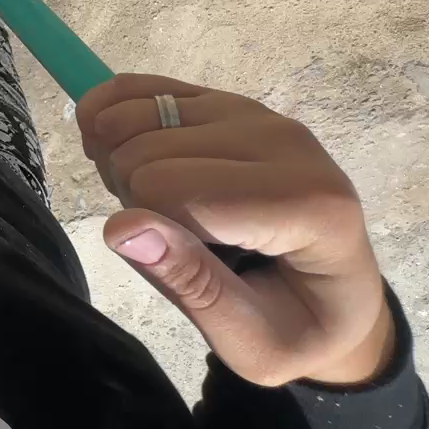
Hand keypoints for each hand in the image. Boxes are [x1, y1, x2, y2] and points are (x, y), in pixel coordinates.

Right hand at [77, 73, 396, 386]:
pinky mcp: (220, 98)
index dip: (152, 230)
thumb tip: (122, 228)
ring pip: (127, 115)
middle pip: (142, 150)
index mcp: (309, 204)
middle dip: (132, 195)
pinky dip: (103, 117)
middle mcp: (284, 140)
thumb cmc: (293, 323)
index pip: (167, 188)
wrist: (325, 293)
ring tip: (152, 196)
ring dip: (116, 158)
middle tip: (167, 235)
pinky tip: (120, 150)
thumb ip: (191, 286)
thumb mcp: (252, 340)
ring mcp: (250, 110)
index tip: (187, 262)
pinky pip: (131, 87)